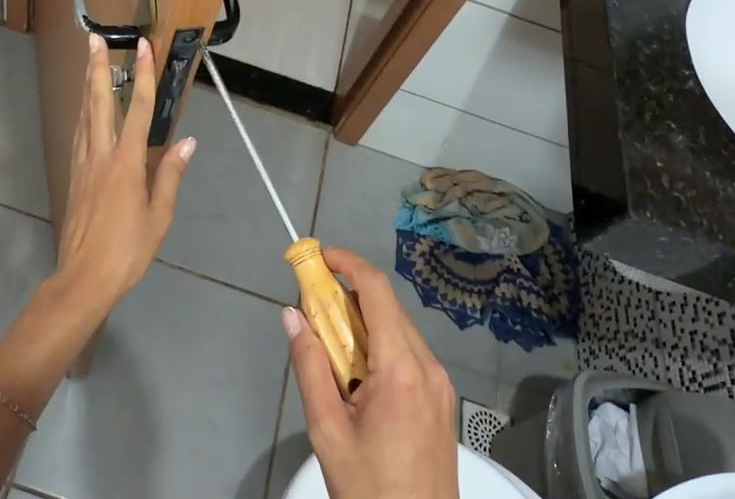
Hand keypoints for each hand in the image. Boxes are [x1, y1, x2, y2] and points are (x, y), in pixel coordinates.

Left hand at [52, 35, 194, 310]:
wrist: (83, 278)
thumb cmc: (127, 250)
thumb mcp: (159, 216)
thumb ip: (171, 175)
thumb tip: (187, 142)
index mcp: (126, 163)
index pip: (138, 109)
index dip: (143, 75)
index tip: (144, 47)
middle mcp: (101, 155)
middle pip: (99, 102)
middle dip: (97, 69)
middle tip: (95, 40)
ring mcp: (84, 165)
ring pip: (84, 116)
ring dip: (87, 86)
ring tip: (89, 63)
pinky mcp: (75, 177)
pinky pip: (79, 135)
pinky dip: (83, 113)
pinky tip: (84, 110)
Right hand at [285, 248, 457, 498]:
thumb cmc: (369, 489)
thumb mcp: (328, 430)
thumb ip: (310, 366)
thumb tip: (292, 316)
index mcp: (401, 369)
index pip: (377, 292)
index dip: (348, 264)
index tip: (319, 258)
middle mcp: (429, 367)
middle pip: (388, 307)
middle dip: (349, 296)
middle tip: (312, 307)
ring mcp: (441, 384)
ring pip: (400, 329)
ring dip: (364, 324)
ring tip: (330, 348)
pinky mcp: (443, 400)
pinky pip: (409, 354)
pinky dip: (381, 346)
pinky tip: (357, 375)